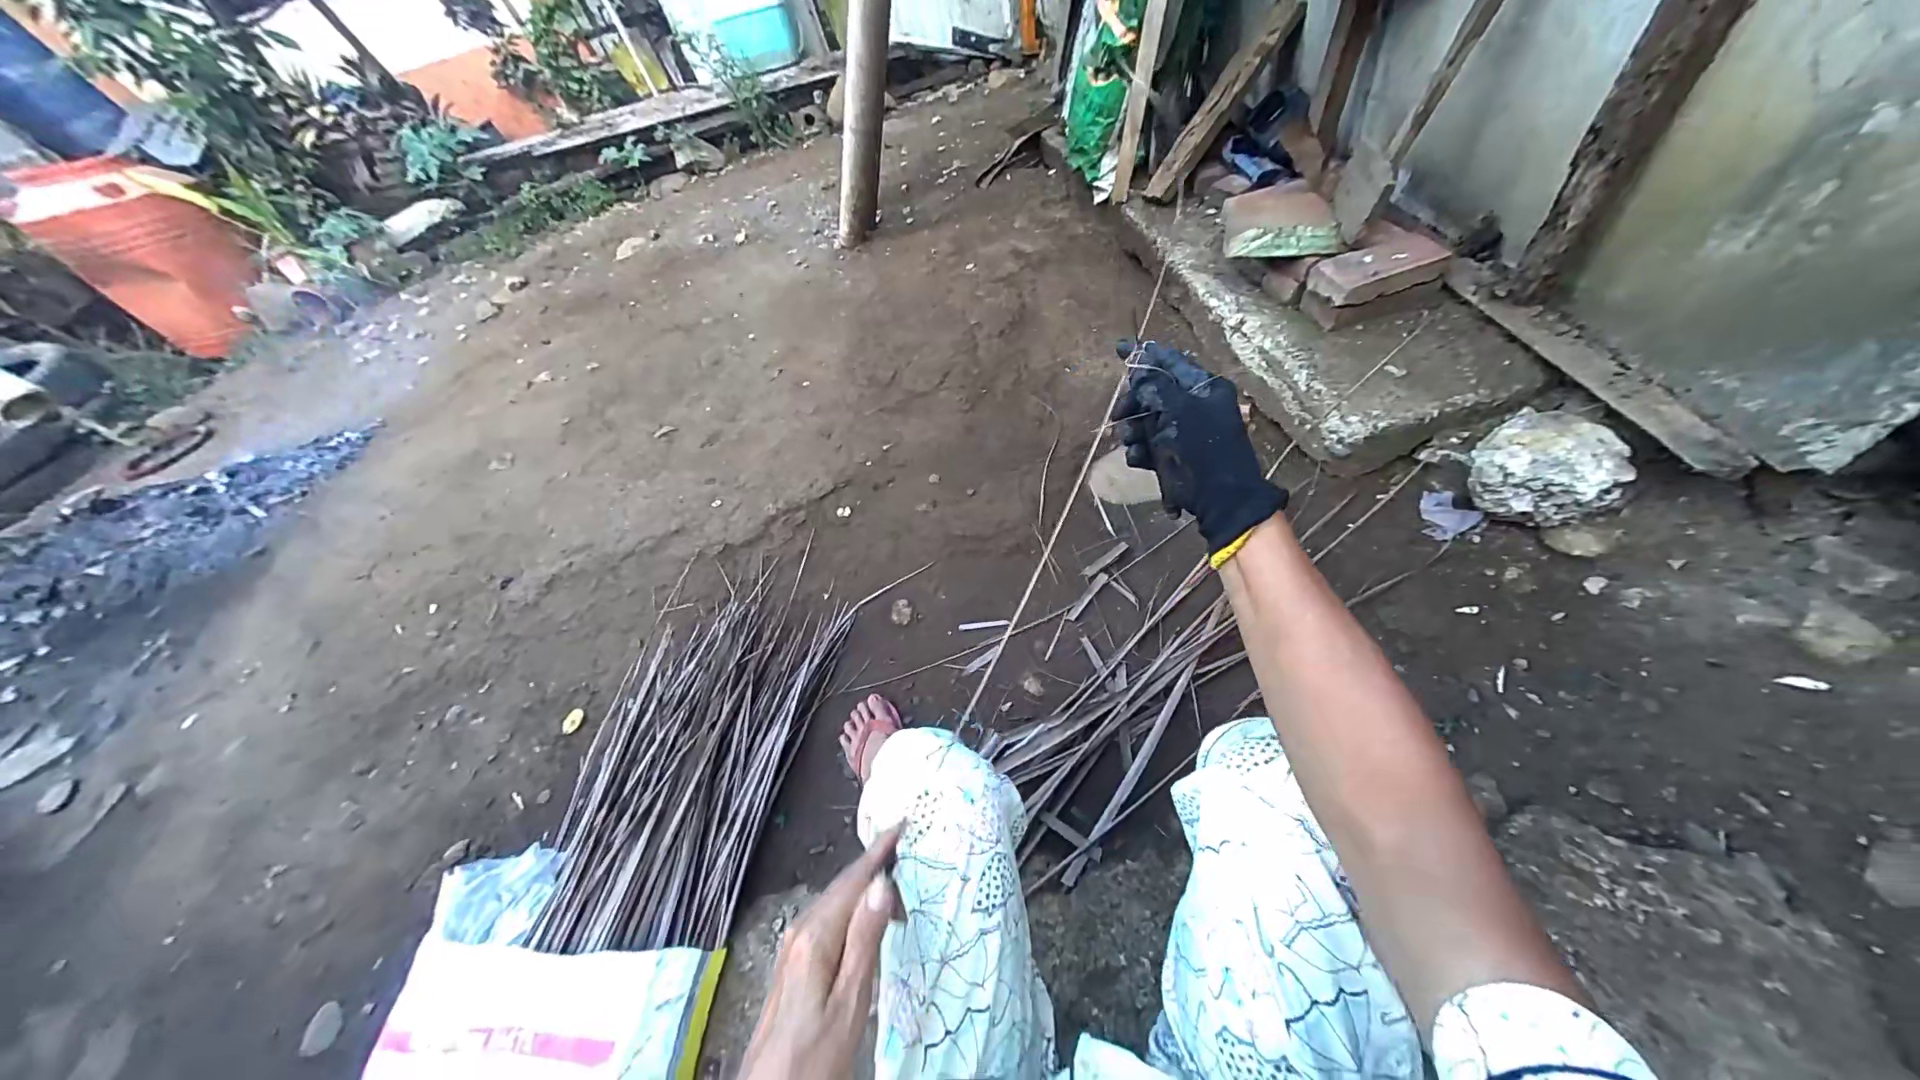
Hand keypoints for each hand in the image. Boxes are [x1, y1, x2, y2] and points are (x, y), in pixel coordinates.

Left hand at [738, 825, 902, 1079]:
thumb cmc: (814, 1057)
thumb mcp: (849, 1002)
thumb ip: (865, 941)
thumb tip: (881, 883)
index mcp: (816, 936)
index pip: (853, 880)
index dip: (878, 852)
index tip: (901, 824)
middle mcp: (800, 931)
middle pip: (842, 886)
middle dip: (873, 866)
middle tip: (907, 853)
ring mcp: (792, 947)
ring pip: (834, 902)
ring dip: (863, 888)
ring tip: (894, 882)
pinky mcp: (793, 964)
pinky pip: (828, 919)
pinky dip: (851, 908)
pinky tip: (864, 919)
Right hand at [1110, 340, 1286, 553]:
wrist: (1220, 497)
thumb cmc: (1204, 448)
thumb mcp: (1181, 410)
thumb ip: (1157, 387)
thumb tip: (1140, 372)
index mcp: (1204, 388)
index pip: (1171, 362)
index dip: (1145, 355)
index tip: (1120, 347)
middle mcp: (1192, 406)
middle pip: (1152, 393)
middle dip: (1133, 403)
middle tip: (1119, 414)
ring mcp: (1181, 432)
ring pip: (1145, 421)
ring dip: (1133, 430)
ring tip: (1130, 441)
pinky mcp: (1171, 455)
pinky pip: (1147, 445)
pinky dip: (1139, 451)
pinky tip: (1138, 458)